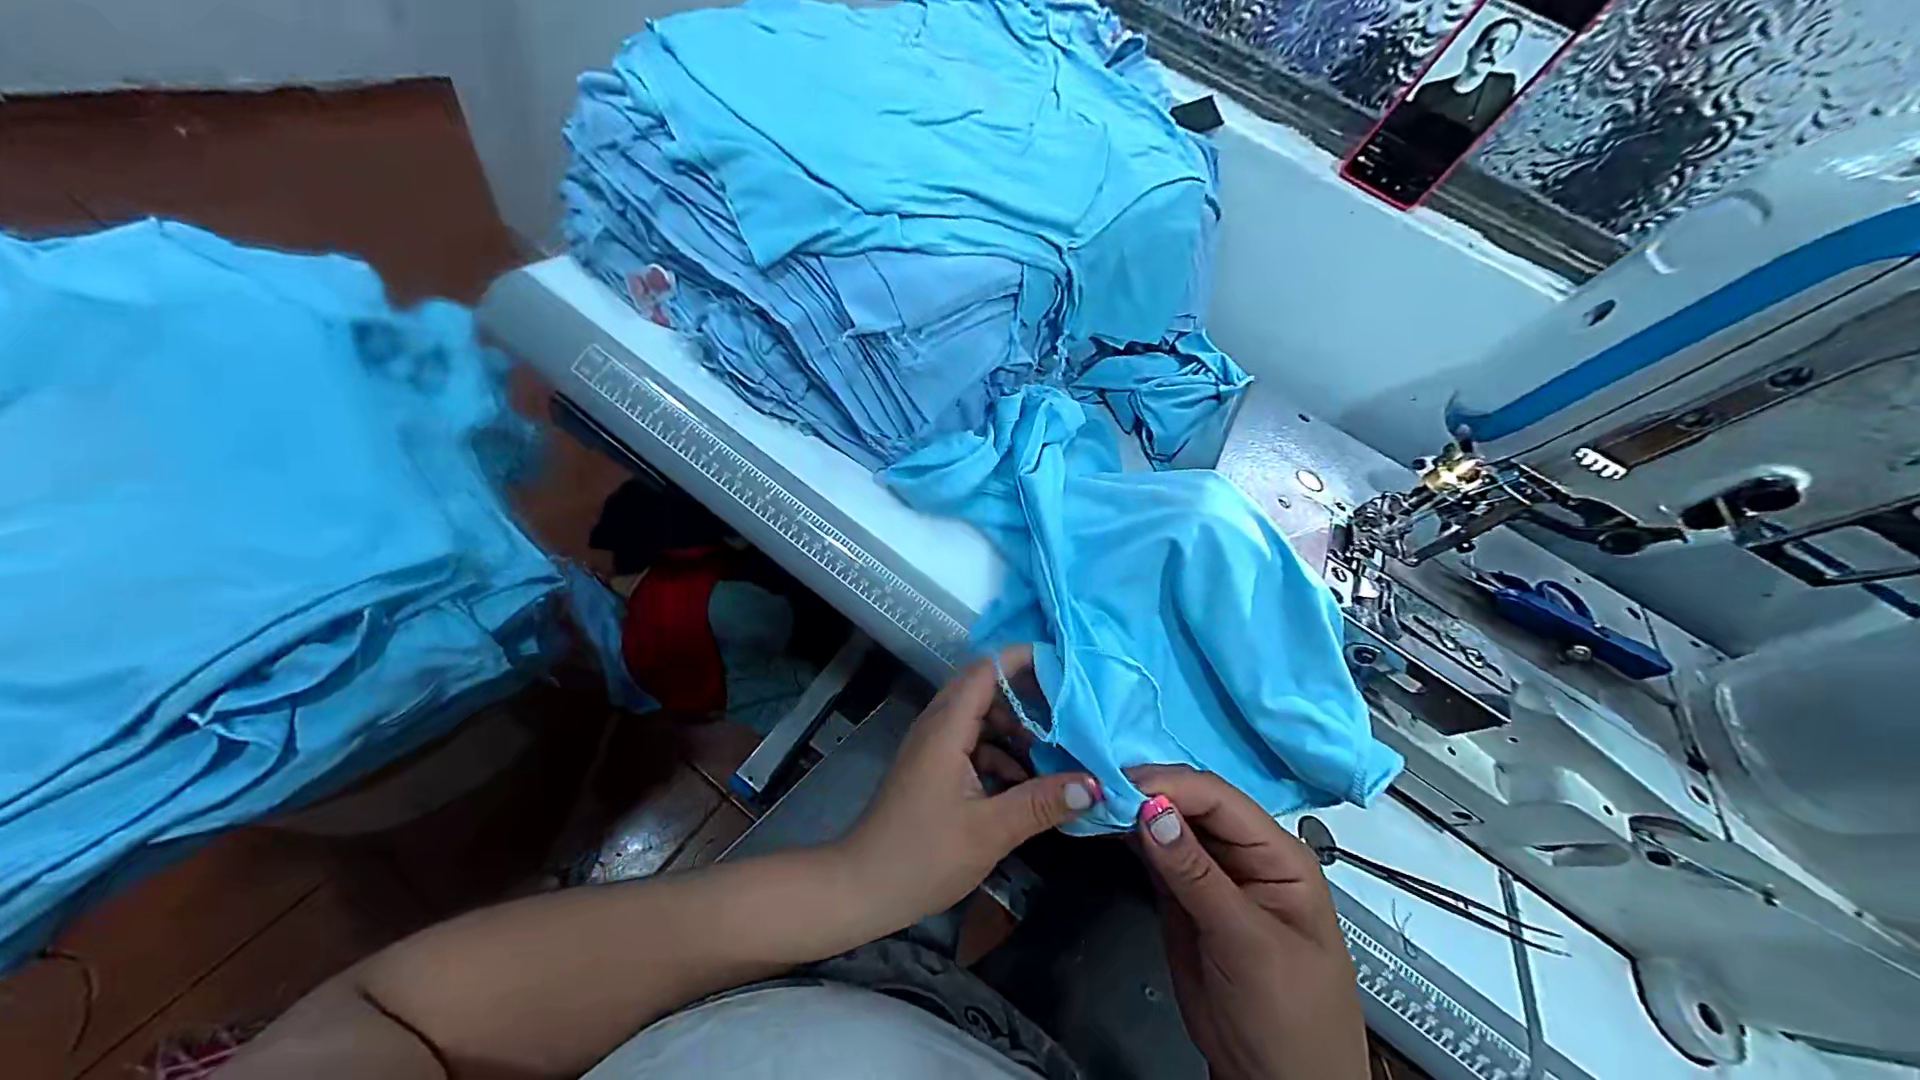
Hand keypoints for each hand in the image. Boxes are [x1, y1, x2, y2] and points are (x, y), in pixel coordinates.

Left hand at [837, 646, 1100, 933]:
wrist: (862, 887)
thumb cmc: (922, 855)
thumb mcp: (989, 830)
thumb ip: (1041, 802)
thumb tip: (1093, 784)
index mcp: (947, 727)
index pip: (987, 669)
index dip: (1025, 660)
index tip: (1066, 669)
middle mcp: (938, 726)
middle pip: (986, 689)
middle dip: (1029, 696)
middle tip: (1071, 712)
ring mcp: (934, 747)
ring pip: (982, 719)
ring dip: (1017, 730)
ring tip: (1057, 751)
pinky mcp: (934, 768)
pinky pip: (973, 744)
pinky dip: (1002, 754)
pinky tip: (1027, 783)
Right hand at [1129, 765, 1368, 1079]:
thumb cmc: (1290, 1021)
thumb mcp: (1249, 945)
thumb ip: (1198, 876)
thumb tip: (1152, 811)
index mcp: (1278, 856)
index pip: (1220, 800)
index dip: (1171, 785)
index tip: (1122, 784)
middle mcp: (1244, 854)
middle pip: (1191, 803)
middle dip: (1146, 790)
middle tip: (1098, 788)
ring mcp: (1210, 872)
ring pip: (1168, 823)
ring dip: (1131, 810)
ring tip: (1093, 799)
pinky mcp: (1182, 893)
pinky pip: (1153, 852)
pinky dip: (1128, 837)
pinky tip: (1103, 825)